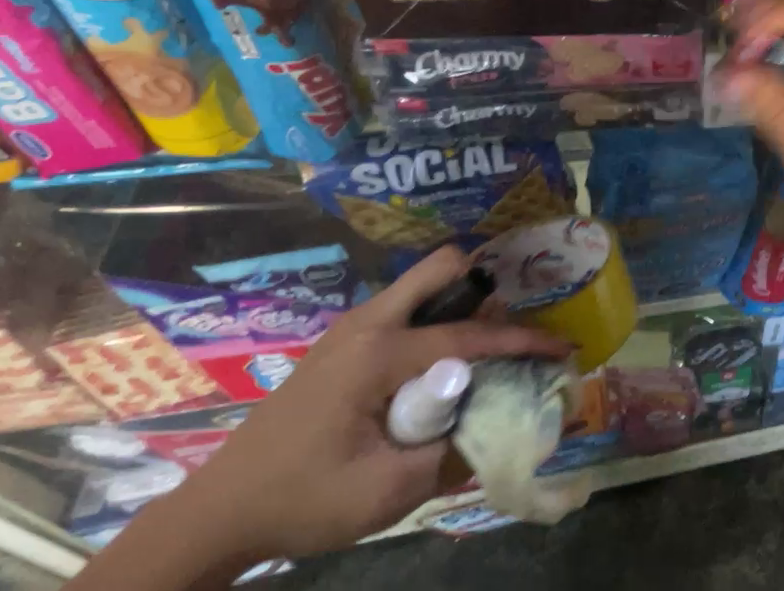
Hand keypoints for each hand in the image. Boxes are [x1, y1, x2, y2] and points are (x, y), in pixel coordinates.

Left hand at [160, 247, 567, 561]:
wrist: (218, 514)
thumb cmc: (304, 500)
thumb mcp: (390, 491)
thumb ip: (458, 452)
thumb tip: (512, 425)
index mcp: (379, 354)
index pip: (470, 335)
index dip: (524, 343)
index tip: (564, 347)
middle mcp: (367, 325)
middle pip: (441, 269)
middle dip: (487, 286)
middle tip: (515, 325)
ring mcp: (351, 331)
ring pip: (423, 287)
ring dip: (462, 305)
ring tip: (490, 348)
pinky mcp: (343, 346)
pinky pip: (406, 312)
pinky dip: (438, 322)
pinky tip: (445, 366)